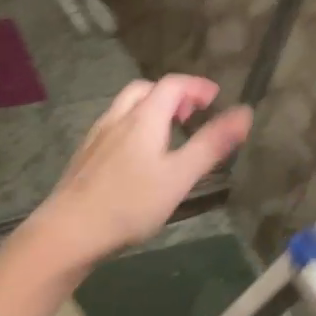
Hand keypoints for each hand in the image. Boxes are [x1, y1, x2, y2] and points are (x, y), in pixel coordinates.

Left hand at [29, 75, 253, 265]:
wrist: (70, 230)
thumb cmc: (130, 203)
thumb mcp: (179, 176)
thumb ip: (211, 144)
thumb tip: (244, 112)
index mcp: (143, 118)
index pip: (171, 84)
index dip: (196, 86)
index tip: (215, 98)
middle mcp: (117, 119)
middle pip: (145, 91)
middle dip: (171, 95)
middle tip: (190, 114)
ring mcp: (96, 137)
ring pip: (125, 109)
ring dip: (150, 110)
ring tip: (168, 135)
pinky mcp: (85, 157)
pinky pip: (113, 128)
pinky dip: (133, 128)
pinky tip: (137, 158)